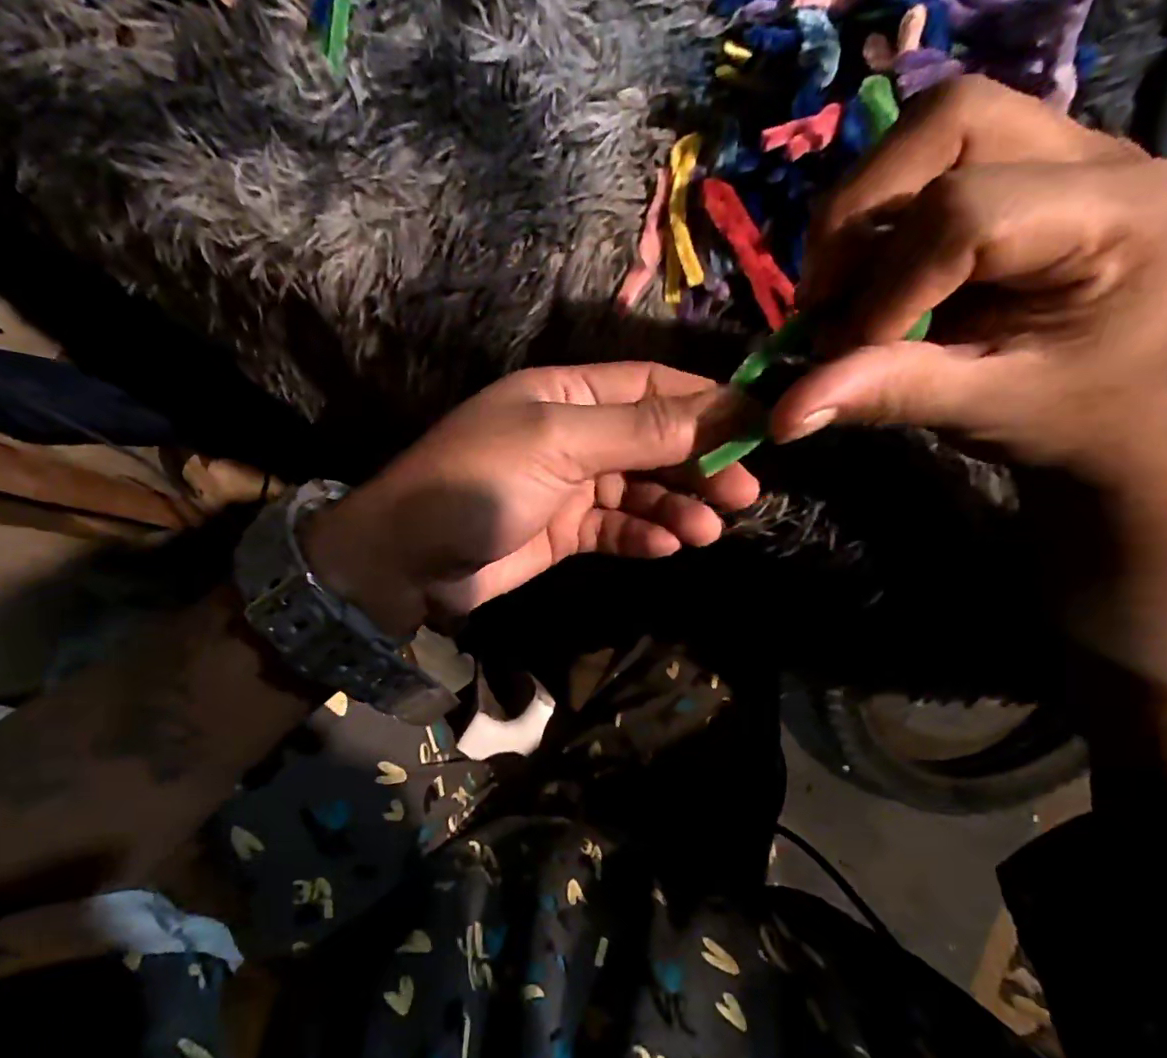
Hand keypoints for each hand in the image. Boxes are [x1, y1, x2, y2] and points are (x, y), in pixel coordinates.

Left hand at [302, 363, 759, 633]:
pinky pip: (616, 527)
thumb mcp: (559, 443)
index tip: (760, 431)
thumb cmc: (478, 482)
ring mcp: (568, 484)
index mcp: (567, 393)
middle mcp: (573, 432)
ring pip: (641, 489)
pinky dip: (643, 535)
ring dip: (677, 507)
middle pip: (655, 440)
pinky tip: (666, 547)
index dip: (707, 405)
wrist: (406, 561)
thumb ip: (641, 430)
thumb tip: (726, 408)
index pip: (653, 387)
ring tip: (708, 531)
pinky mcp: (563, 531)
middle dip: (699, 464)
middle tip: (744, 495)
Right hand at [777, 76, 1166, 486]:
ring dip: (855, 214)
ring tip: (839, 292)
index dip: (889, 286)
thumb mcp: (978, 409)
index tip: (853, 354)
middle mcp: (1099, 155)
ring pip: (923, 129)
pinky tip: (862, 278)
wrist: (1100, 407)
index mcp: (1124, 218)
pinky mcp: (1015, 158)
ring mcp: (1057, 145)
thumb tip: (786, 412)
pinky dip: (866, 220)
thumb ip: (889, 393)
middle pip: (946, 125)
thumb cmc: (1059, 413)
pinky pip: (916, 157)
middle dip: (859, 215)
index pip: (972, 211)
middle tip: (826, 299)